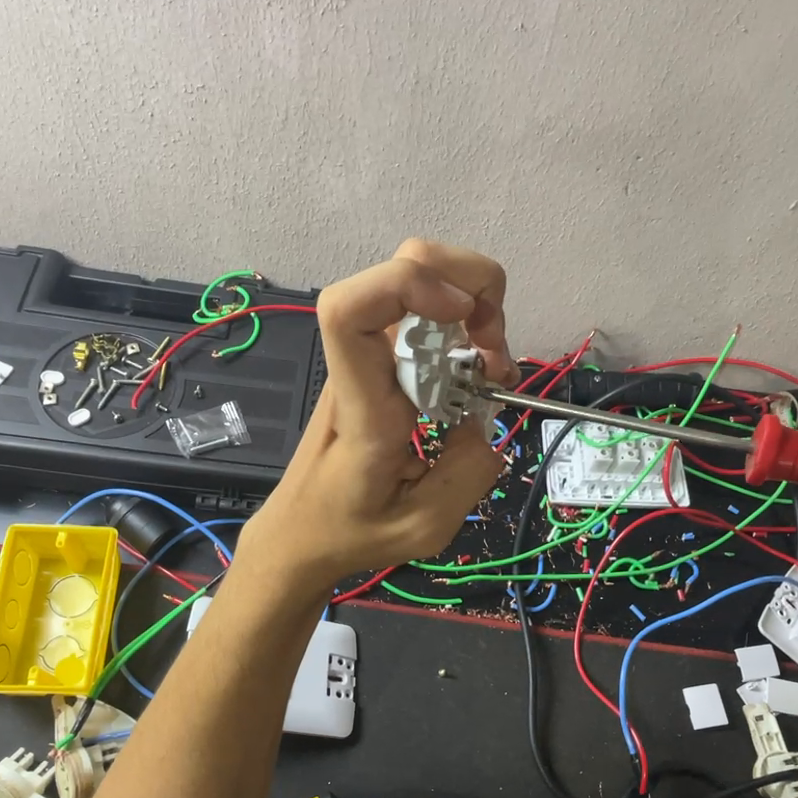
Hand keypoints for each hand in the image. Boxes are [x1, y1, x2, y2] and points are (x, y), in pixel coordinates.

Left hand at [235, 239, 516, 596]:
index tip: (463, 318)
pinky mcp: (382, 364)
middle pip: (402, 263)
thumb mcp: (423, 528)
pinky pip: (424, 315)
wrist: (302, 534)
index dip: (408, 284)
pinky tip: (478, 370)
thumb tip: (485, 424)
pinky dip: (464, 324)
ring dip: (474, 304)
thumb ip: (468, 474)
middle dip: (469, 284)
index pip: (348, 310)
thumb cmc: (350, 531)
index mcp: (364, 407)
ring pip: (419, 280)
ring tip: (493, 364)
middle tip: (494, 349)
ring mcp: (372, 358)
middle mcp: (363, 366)